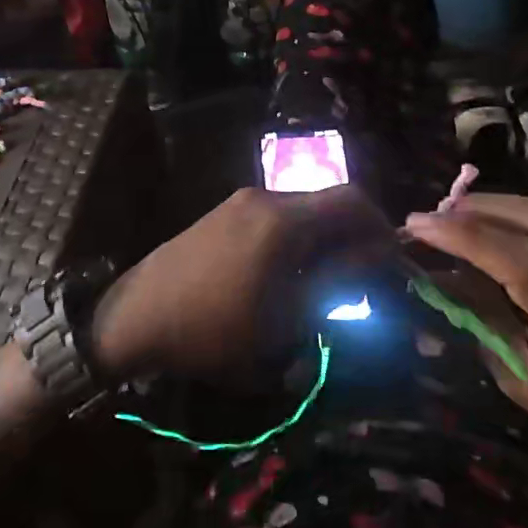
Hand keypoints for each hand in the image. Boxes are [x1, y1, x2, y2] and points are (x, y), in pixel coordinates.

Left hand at [89, 186, 392, 385]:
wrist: (136, 318)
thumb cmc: (215, 330)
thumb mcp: (286, 319)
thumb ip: (337, 280)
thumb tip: (378, 255)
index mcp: (283, 219)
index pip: (353, 201)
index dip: (382, 230)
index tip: (391, 268)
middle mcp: (263, 197)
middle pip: (328, 202)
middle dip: (354, 237)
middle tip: (362, 281)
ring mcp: (238, 202)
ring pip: (301, 211)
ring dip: (323, 239)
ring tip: (325, 284)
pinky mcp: (221, 214)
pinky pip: (274, 217)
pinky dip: (295, 239)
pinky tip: (286, 277)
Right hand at [404, 195, 527, 468]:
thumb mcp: (525, 385)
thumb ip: (483, 324)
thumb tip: (437, 277)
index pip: (526, 265)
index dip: (467, 238)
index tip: (415, 227)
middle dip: (474, 212)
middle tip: (425, 220)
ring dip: (496, 204)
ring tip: (453, 216)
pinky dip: (522, 207)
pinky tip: (495, 219)